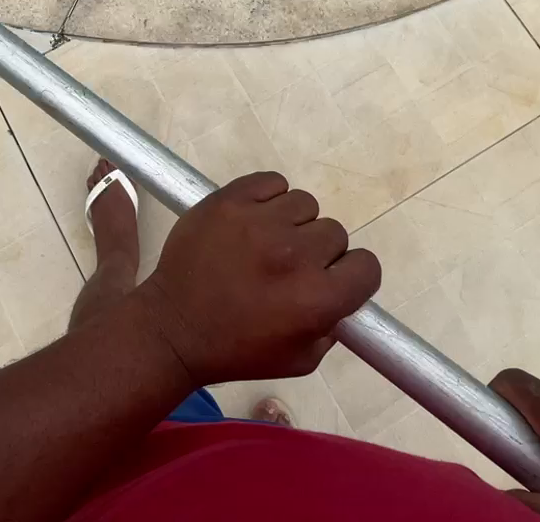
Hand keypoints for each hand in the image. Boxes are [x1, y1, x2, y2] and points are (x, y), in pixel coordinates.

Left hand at [132, 171, 379, 385]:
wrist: (173, 325)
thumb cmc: (236, 349)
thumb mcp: (300, 358)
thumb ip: (332, 323)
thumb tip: (344, 289)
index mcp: (316, 299)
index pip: (367, 266)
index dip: (351, 274)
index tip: (331, 279)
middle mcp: (294, 255)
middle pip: (334, 232)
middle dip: (318, 250)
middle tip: (288, 265)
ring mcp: (260, 221)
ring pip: (304, 203)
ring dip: (292, 222)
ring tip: (265, 241)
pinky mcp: (231, 199)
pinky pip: (273, 181)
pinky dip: (268, 196)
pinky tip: (253, 218)